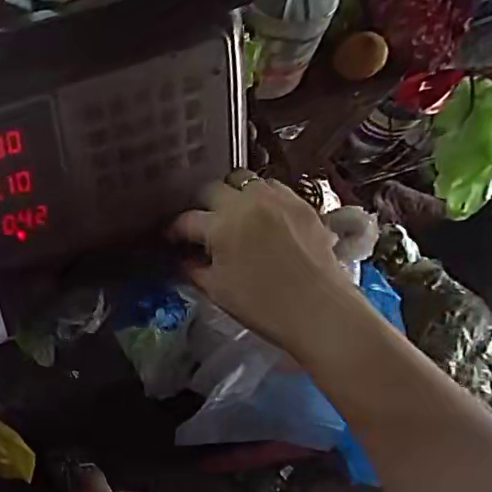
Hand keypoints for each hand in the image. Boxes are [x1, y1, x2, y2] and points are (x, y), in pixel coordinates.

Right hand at [172, 177, 376, 358]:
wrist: (319, 310)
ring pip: (246, 181)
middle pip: (213, 188)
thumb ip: (194, 269)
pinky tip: (262, 218)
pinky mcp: (303, 206)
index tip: (172, 240)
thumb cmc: (262, 305)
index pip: (187, 220)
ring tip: (233, 215)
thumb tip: (185, 259)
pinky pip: (275, 190)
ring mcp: (278, 201)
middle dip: (202, 205)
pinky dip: (263, 198)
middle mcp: (248, 204)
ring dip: (233, 194)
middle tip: (201, 225)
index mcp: (221, 225)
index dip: (174, 231)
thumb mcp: (217, 289)